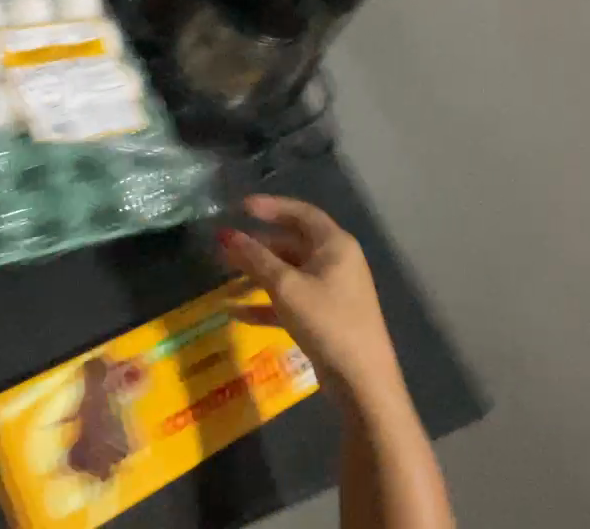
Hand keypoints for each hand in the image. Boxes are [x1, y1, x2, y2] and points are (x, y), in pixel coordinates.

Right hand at [219, 195, 401, 403]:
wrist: (363, 382)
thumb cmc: (327, 320)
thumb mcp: (285, 286)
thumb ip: (254, 258)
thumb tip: (226, 235)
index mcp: (335, 245)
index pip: (301, 213)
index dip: (270, 206)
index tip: (241, 208)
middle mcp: (336, 262)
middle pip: (292, 243)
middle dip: (258, 245)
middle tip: (227, 246)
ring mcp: (332, 291)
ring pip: (289, 273)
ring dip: (258, 274)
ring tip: (226, 277)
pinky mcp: (326, 317)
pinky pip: (292, 300)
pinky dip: (267, 303)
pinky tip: (237, 313)